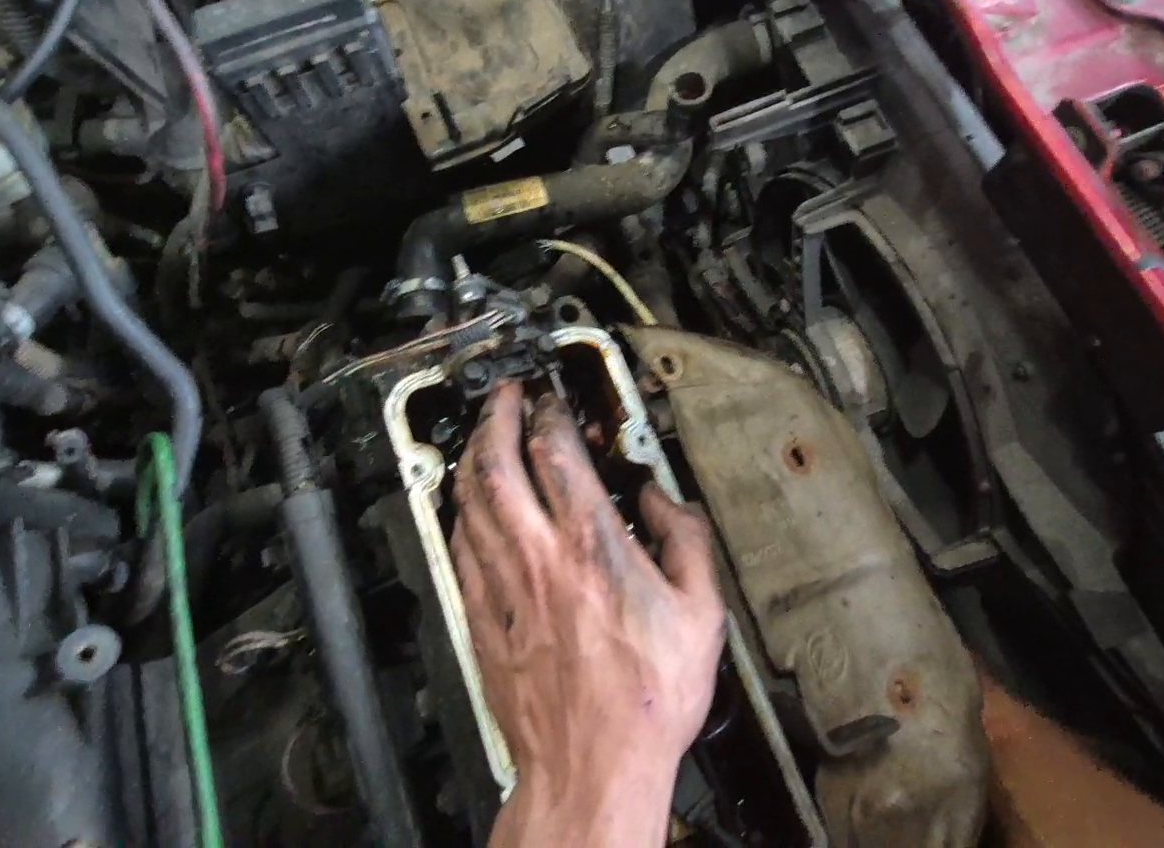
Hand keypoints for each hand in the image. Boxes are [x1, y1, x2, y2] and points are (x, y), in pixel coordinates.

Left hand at [452, 383, 726, 847]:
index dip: (550, 415)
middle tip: (503, 395)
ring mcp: (505, 587)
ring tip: (481, 434)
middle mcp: (540, 558)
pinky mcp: (485, 619)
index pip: (558, 455)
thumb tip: (664, 501)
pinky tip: (468, 506)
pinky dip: (462, 513)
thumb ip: (686, 540)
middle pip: (497, 465)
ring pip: (470, 502)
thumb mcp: (702, 613)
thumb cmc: (647, 699)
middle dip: (495, 417)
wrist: (593, 768)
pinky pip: (461, 549)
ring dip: (472, 457)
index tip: (553, 403)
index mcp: (593, 548)